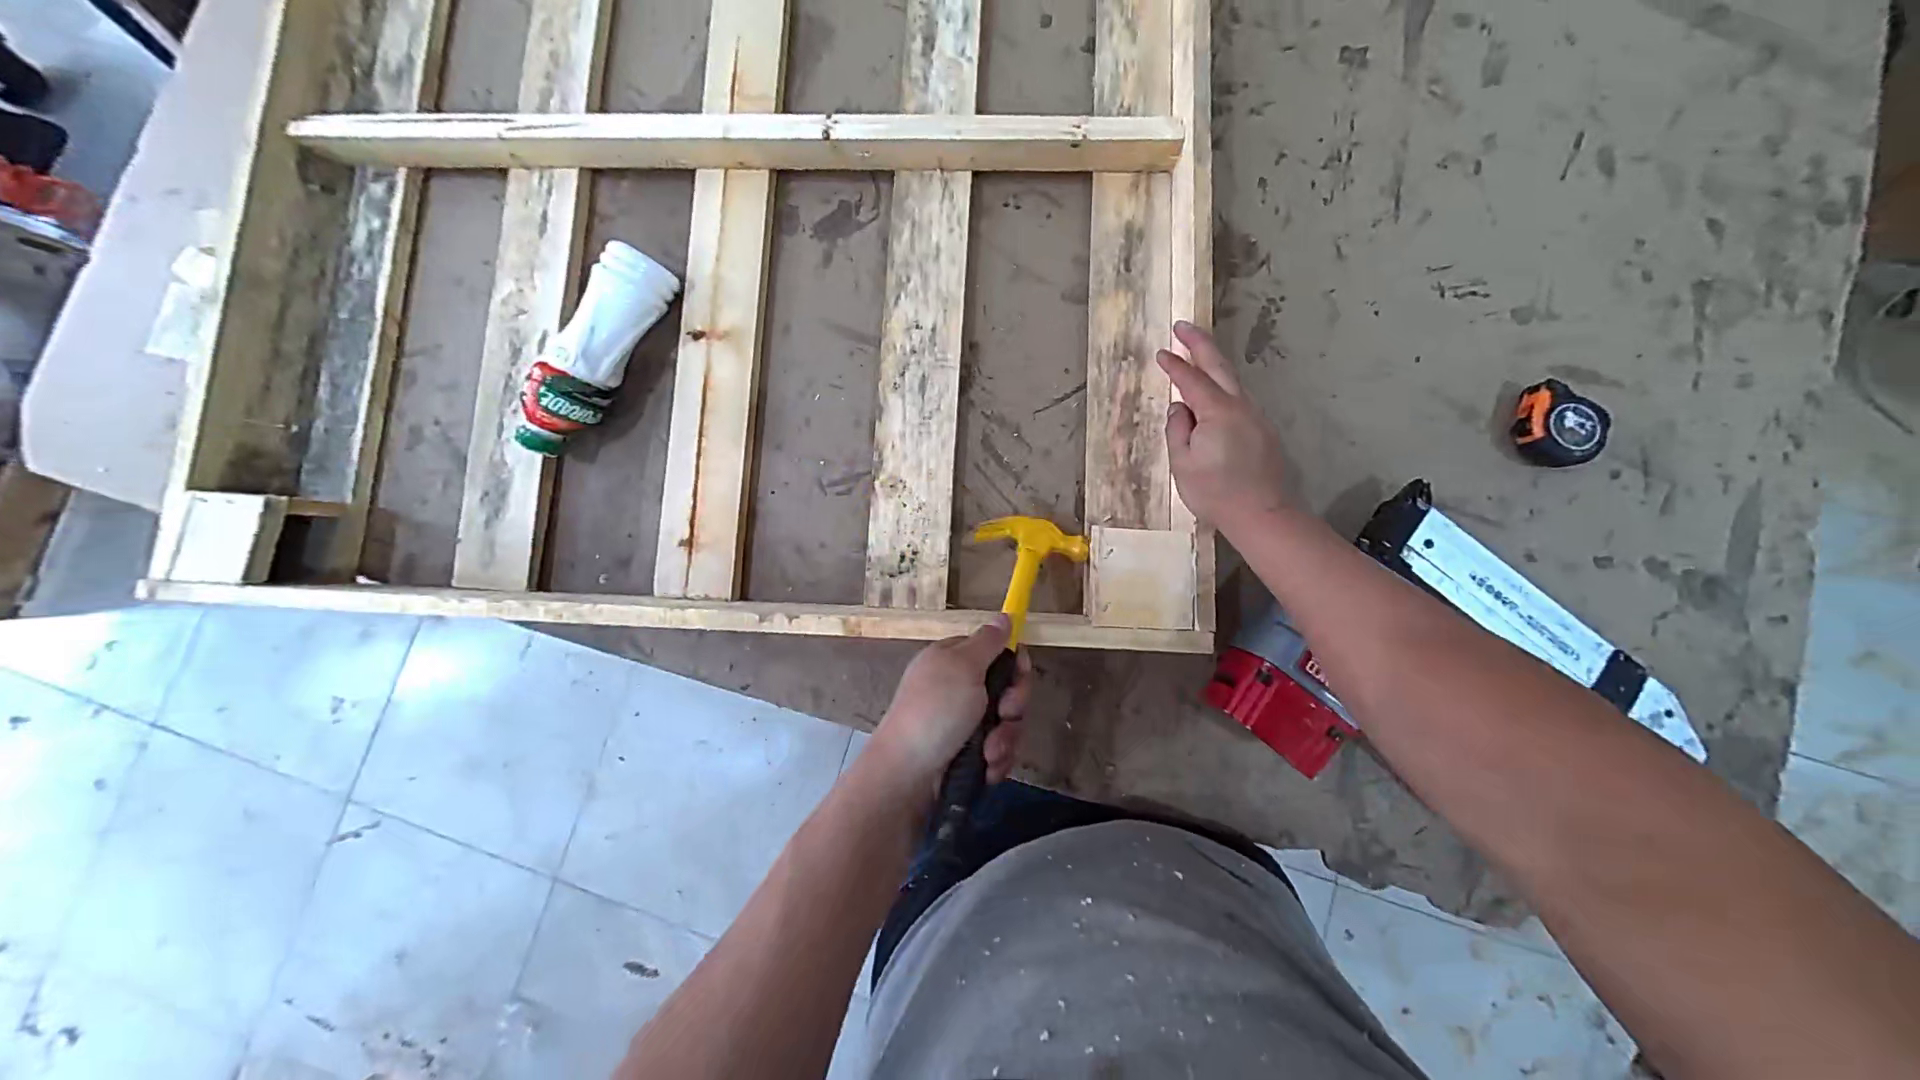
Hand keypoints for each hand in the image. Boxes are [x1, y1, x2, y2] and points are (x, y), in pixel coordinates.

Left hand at [866, 616, 1030, 802]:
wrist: (907, 775)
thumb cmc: (934, 712)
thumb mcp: (962, 666)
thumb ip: (988, 641)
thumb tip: (1005, 616)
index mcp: (953, 660)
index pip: (998, 653)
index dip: (1014, 664)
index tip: (1019, 675)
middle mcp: (959, 688)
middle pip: (1008, 690)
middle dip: (1013, 707)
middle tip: (1002, 715)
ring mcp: (962, 723)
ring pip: (1007, 724)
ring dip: (1005, 739)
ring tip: (987, 752)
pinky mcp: (967, 753)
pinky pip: (998, 751)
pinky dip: (996, 761)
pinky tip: (985, 768)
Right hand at [1157, 321, 1298, 535]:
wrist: (1261, 514)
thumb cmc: (1215, 492)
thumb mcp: (1183, 463)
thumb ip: (1178, 430)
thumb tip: (1179, 409)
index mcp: (1217, 411)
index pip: (1191, 380)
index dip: (1174, 365)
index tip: (1161, 353)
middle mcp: (1240, 406)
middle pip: (1219, 366)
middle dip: (1200, 343)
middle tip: (1184, 326)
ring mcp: (1255, 418)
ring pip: (1233, 382)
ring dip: (1214, 364)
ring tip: (1197, 356)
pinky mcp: (1263, 432)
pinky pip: (1239, 400)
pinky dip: (1224, 388)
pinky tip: (1214, 395)